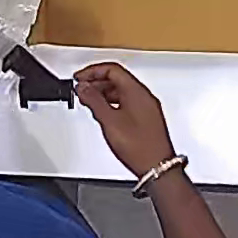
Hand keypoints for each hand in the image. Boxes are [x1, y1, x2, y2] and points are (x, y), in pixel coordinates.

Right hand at [74, 62, 176, 178]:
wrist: (157, 168)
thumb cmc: (139, 147)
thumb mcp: (109, 120)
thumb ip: (94, 100)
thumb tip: (83, 87)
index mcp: (136, 91)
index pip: (112, 69)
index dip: (93, 71)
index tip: (79, 78)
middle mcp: (144, 96)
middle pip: (117, 79)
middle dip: (96, 82)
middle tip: (81, 89)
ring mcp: (147, 107)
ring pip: (122, 91)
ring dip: (103, 93)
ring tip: (89, 102)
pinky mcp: (147, 118)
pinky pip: (127, 102)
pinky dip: (112, 103)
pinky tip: (104, 113)